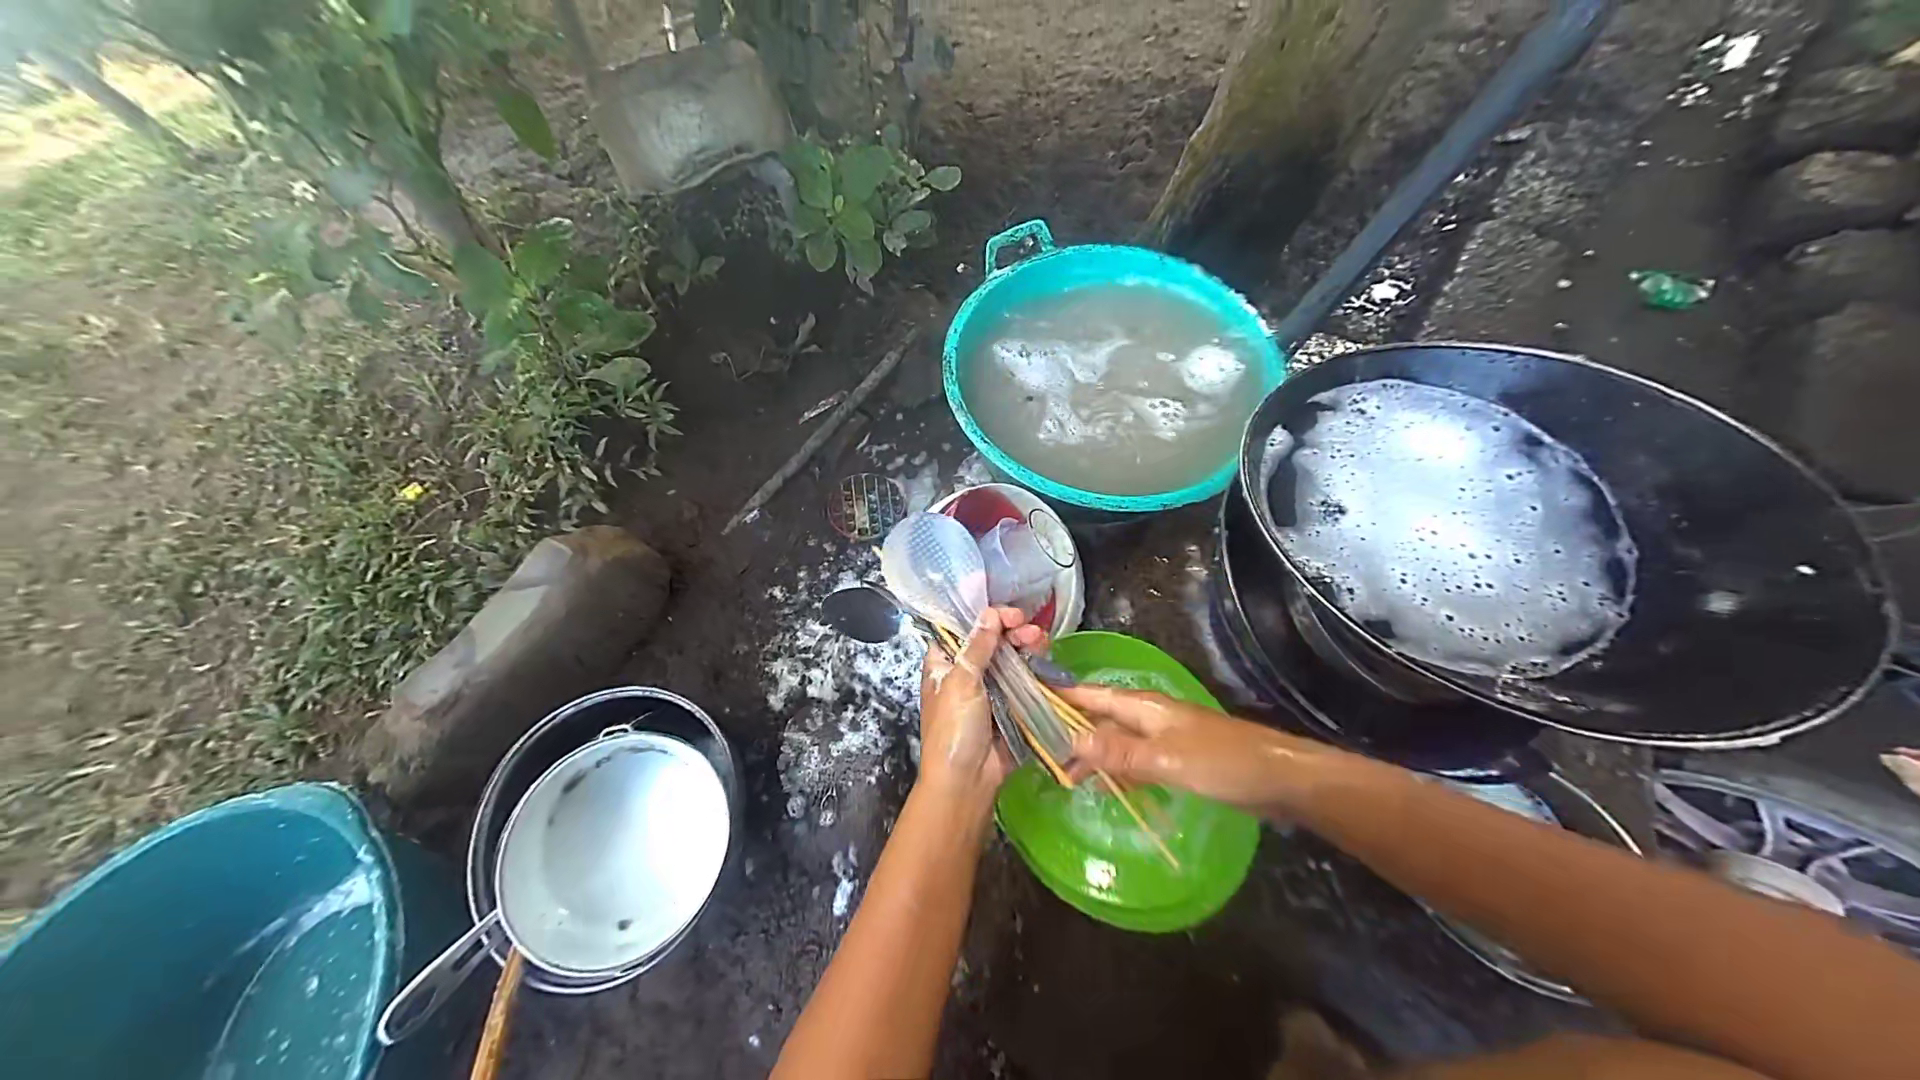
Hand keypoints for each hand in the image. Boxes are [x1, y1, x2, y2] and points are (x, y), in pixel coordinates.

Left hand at [917, 607, 1046, 808]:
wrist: (967, 781)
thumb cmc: (953, 728)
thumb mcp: (961, 682)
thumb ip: (977, 646)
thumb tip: (988, 614)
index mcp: (943, 664)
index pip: (961, 629)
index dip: (983, 617)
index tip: (1006, 613)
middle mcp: (965, 673)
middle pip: (990, 642)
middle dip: (1010, 631)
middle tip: (1029, 629)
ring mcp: (989, 690)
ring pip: (1009, 659)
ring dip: (1025, 646)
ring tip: (1040, 640)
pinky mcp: (1009, 706)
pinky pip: (1022, 681)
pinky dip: (1033, 668)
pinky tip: (1044, 659)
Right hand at [1059, 685, 1332, 814]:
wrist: (1281, 780)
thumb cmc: (1222, 762)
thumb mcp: (1165, 759)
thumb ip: (1117, 752)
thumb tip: (1068, 740)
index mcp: (1142, 706)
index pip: (1089, 695)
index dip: (1059, 695)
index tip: (1024, 699)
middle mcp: (1148, 716)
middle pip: (1099, 720)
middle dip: (1069, 733)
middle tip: (1037, 753)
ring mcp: (1163, 738)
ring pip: (1115, 743)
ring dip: (1092, 757)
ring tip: (1064, 778)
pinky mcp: (1176, 760)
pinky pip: (1135, 762)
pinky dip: (1117, 773)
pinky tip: (1106, 789)